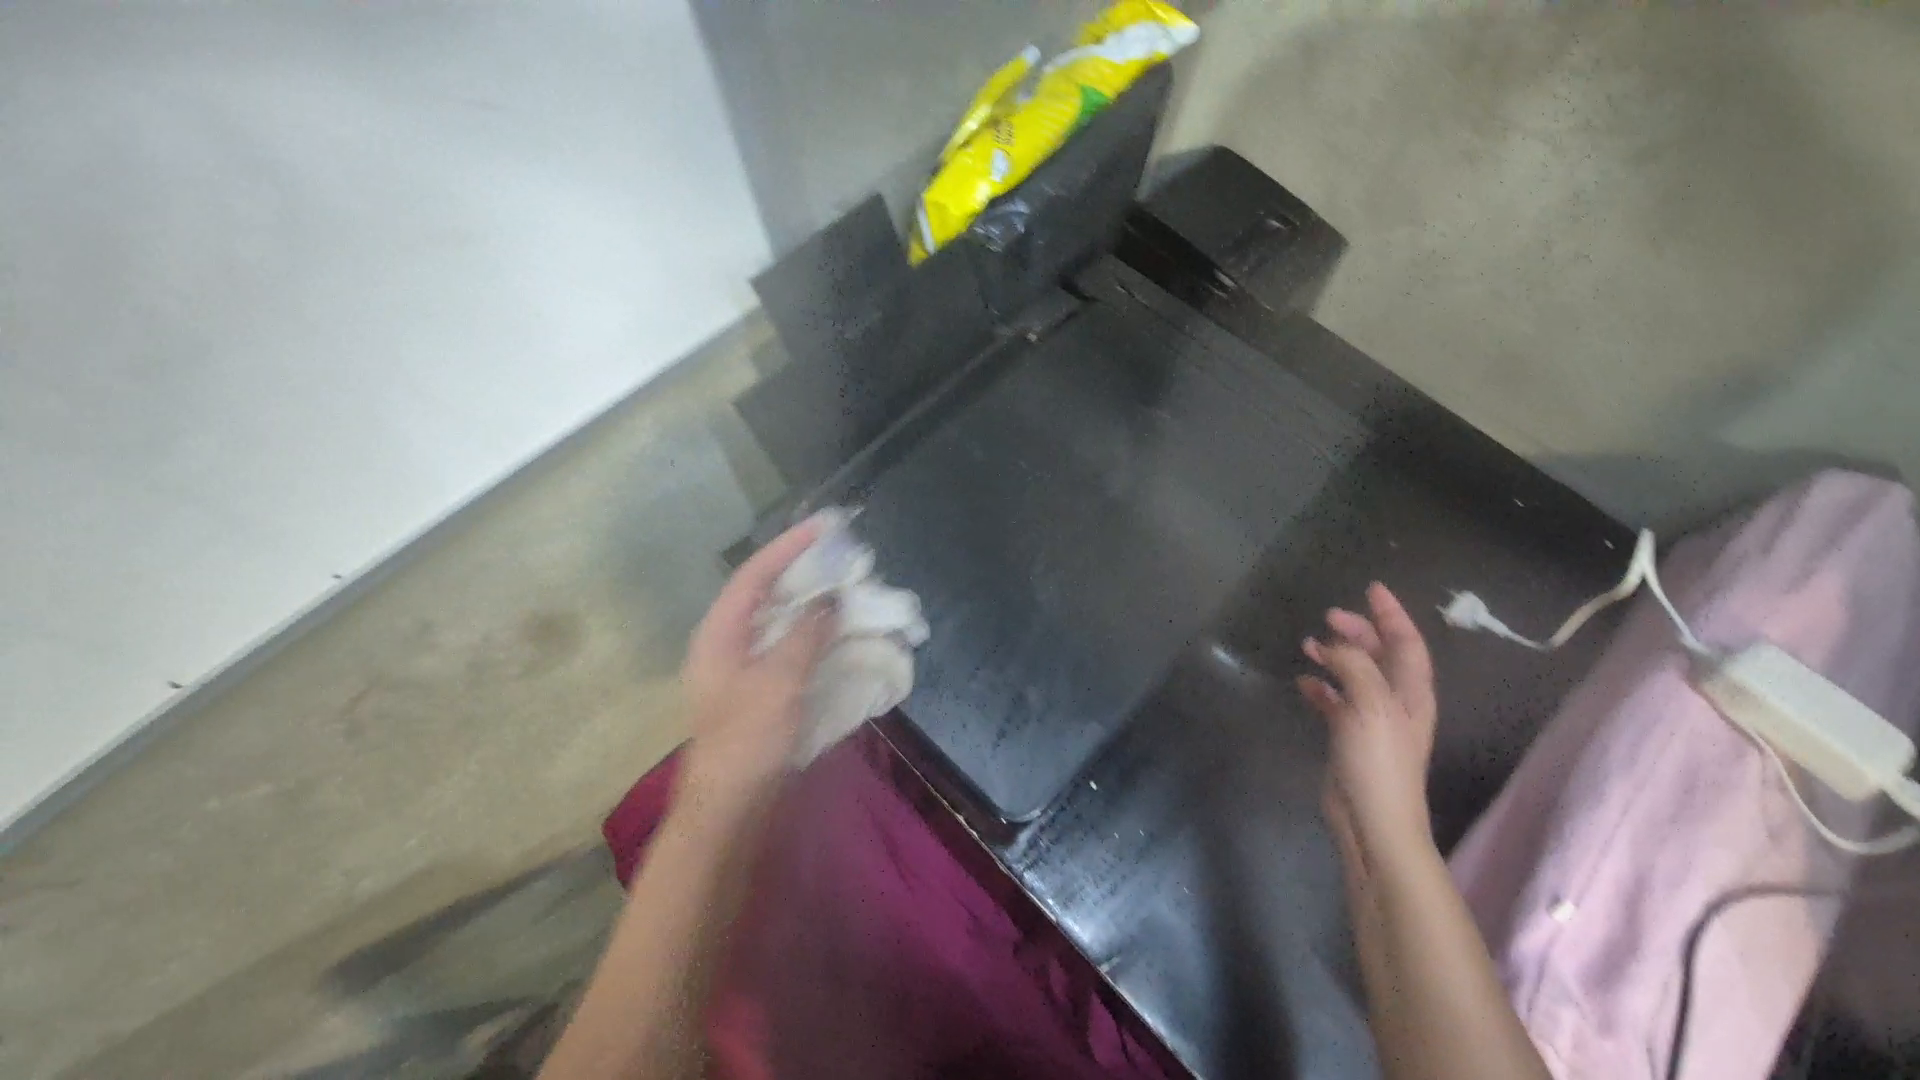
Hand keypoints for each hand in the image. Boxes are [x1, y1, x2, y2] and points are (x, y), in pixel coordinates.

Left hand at [679, 518, 835, 810]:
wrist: (729, 810)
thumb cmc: (747, 742)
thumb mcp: (778, 682)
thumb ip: (805, 634)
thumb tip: (829, 600)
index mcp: (721, 633)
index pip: (756, 574)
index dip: (791, 546)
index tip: (827, 525)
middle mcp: (730, 644)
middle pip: (770, 594)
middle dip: (808, 573)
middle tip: (848, 558)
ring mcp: (746, 670)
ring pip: (784, 622)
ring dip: (817, 606)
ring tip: (854, 590)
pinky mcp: (764, 693)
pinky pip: (793, 650)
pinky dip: (818, 638)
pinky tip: (845, 636)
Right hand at [1298, 583, 1438, 869]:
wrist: (1374, 821)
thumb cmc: (1379, 762)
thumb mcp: (1370, 706)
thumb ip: (1354, 667)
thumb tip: (1334, 646)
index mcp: (1411, 692)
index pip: (1406, 642)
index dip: (1391, 614)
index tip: (1372, 589)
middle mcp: (1396, 702)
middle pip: (1381, 655)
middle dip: (1359, 632)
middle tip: (1329, 616)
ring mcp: (1374, 721)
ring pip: (1357, 675)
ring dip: (1337, 656)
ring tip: (1309, 644)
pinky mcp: (1351, 739)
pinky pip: (1337, 701)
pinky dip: (1322, 687)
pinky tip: (1304, 683)